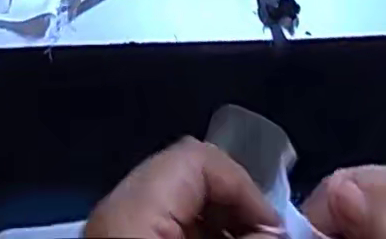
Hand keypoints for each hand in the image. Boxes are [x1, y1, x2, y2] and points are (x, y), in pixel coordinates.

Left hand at [84, 137, 281, 238]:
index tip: (273, 219)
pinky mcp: (112, 238)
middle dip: (232, 197)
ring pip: (174, 197)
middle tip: (262, 229)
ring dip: (215, 216)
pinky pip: (157, 220)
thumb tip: (275, 228)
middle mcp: (114, 206)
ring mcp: (110, 224)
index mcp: (131, 203)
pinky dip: (190, 231)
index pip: (200, 156)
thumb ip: (243, 235)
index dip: (245, 182)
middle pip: (187, 171)